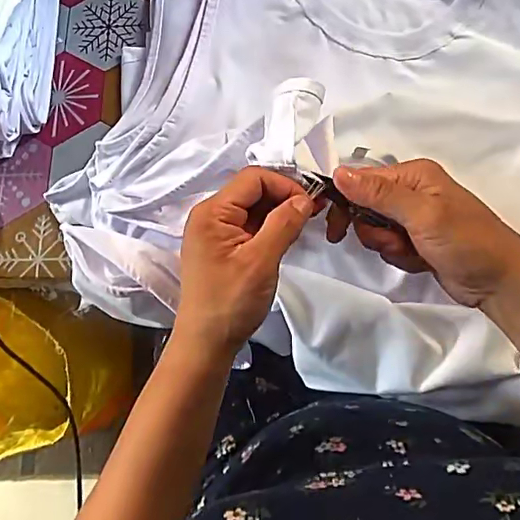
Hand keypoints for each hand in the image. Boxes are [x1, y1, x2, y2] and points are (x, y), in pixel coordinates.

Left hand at [176, 167, 318, 355]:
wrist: (206, 342)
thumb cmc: (229, 303)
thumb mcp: (261, 260)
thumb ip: (283, 224)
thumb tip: (305, 199)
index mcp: (211, 212)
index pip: (253, 178)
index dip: (285, 184)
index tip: (310, 203)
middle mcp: (209, 216)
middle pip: (252, 190)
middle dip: (284, 197)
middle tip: (313, 214)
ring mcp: (214, 231)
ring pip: (252, 207)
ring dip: (278, 212)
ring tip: (302, 227)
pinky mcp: (221, 247)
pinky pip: (248, 225)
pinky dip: (269, 226)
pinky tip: (286, 238)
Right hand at [327, 159, 519, 307]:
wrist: (502, 283)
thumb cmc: (469, 242)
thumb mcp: (421, 215)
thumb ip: (379, 194)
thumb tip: (339, 174)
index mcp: (414, 174)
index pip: (361, 179)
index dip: (345, 201)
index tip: (337, 226)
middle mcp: (411, 191)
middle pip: (363, 205)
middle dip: (372, 229)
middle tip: (389, 241)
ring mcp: (413, 217)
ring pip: (373, 228)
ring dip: (386, 244)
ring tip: (411, 251)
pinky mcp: (415, 240)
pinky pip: (387, 244)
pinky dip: (397, 255)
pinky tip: (419, 260)